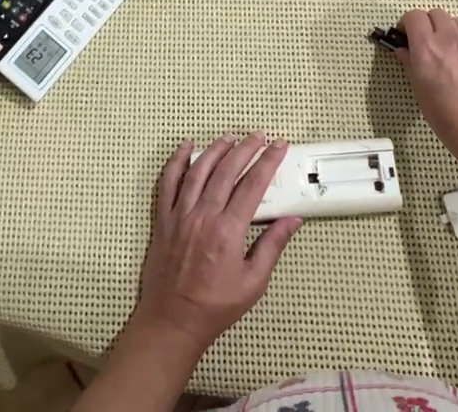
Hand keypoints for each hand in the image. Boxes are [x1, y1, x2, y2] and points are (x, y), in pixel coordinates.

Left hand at [127, 134, 301, 352]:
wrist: (172, 321)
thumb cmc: (215, 307)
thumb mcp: (253, 283)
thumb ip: (272, 246)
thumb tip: (293, 220)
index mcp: (228, 231)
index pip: (253, 185)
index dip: (268, 162)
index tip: (279, 146)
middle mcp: (203, 216)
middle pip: (227, 170)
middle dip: (246, 148)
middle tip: (259, 136)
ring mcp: (180, 215)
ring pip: (198, 170)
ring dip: (216, 149)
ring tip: (231, 137)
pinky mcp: (164, 219)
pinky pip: (168, 182)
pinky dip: (177, 161)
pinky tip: (186, 146)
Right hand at [395, 9, 457, 167]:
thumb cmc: (452, 124)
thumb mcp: (422, 97)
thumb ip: (412, 68)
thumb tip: (405, 52)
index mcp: (427, 50)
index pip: (413, 17)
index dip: (407, 25)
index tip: (405, 38)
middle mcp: (450, 40)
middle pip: (435, 14)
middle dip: (426, 25)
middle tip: (424, 44)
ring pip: (456, 22)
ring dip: (447, 29)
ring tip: (446, 51)